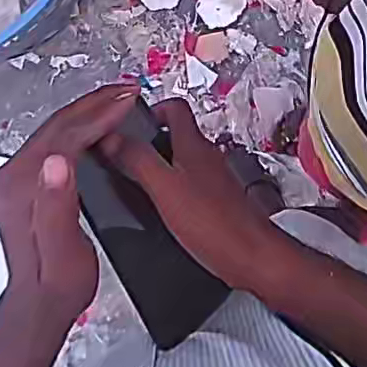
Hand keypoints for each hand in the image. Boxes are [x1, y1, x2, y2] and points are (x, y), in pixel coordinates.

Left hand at [0, 84, 135, 329]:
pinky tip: (99, 124)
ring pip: (56, 129)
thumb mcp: (64, 252)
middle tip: (128, 90)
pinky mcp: (25, 180)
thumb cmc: (57, 284)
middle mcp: (12, 174)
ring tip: (119, 98)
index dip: (98, 116)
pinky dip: (81, 127)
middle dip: (95, 104)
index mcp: (20, 186)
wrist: (38, 307)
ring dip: (89, 111)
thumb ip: (57, 207)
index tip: (128, 101)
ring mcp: (16, 176)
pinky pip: (56, 140)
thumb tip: (59, 161)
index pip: (63, 137)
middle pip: (58, 125)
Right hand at [97, 98, 291, 294]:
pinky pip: (194, 183)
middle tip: (130, 155)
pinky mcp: (221, 201)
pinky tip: (167, 209)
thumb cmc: (214, 223)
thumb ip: (138, 160)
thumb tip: (112, 137)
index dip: (154, 109)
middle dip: (153, 141)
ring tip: (143, 183)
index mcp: (194, 145)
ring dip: (164, 165)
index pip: (175, 108)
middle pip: (179, 134)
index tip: (133, 123)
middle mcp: (208, 156)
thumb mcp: (164, 188)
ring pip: (186, 160)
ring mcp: (217, 178)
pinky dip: (177, 188)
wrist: (254, 258)